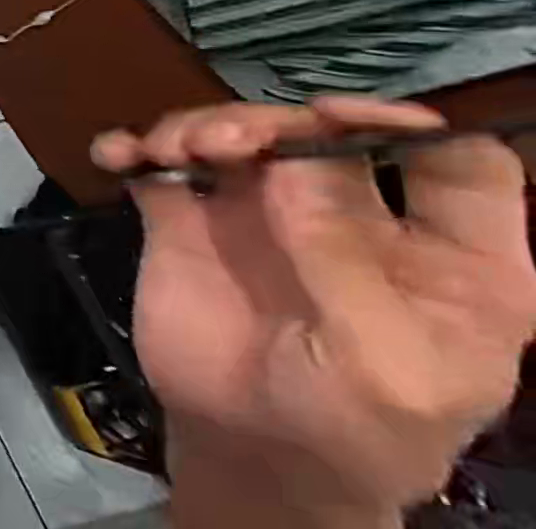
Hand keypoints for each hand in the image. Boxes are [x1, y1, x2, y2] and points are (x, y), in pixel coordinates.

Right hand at [92, 98, 535, 525]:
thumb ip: (348, 262)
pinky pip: (156, 168)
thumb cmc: (352, 423)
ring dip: (191, 127)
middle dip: (263, 123)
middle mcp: (343, 217)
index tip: (329, 115)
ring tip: (165, 152)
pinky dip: (130, 149)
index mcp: (435, 253)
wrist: (245, 447)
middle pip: (311, 135)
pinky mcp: (182, 220)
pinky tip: (114, 155)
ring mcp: (255, 215)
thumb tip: (295, 161)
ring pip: (228, 138)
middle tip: (219, 143)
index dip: (400, 126)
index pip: (449, 164)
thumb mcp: (383, 362)